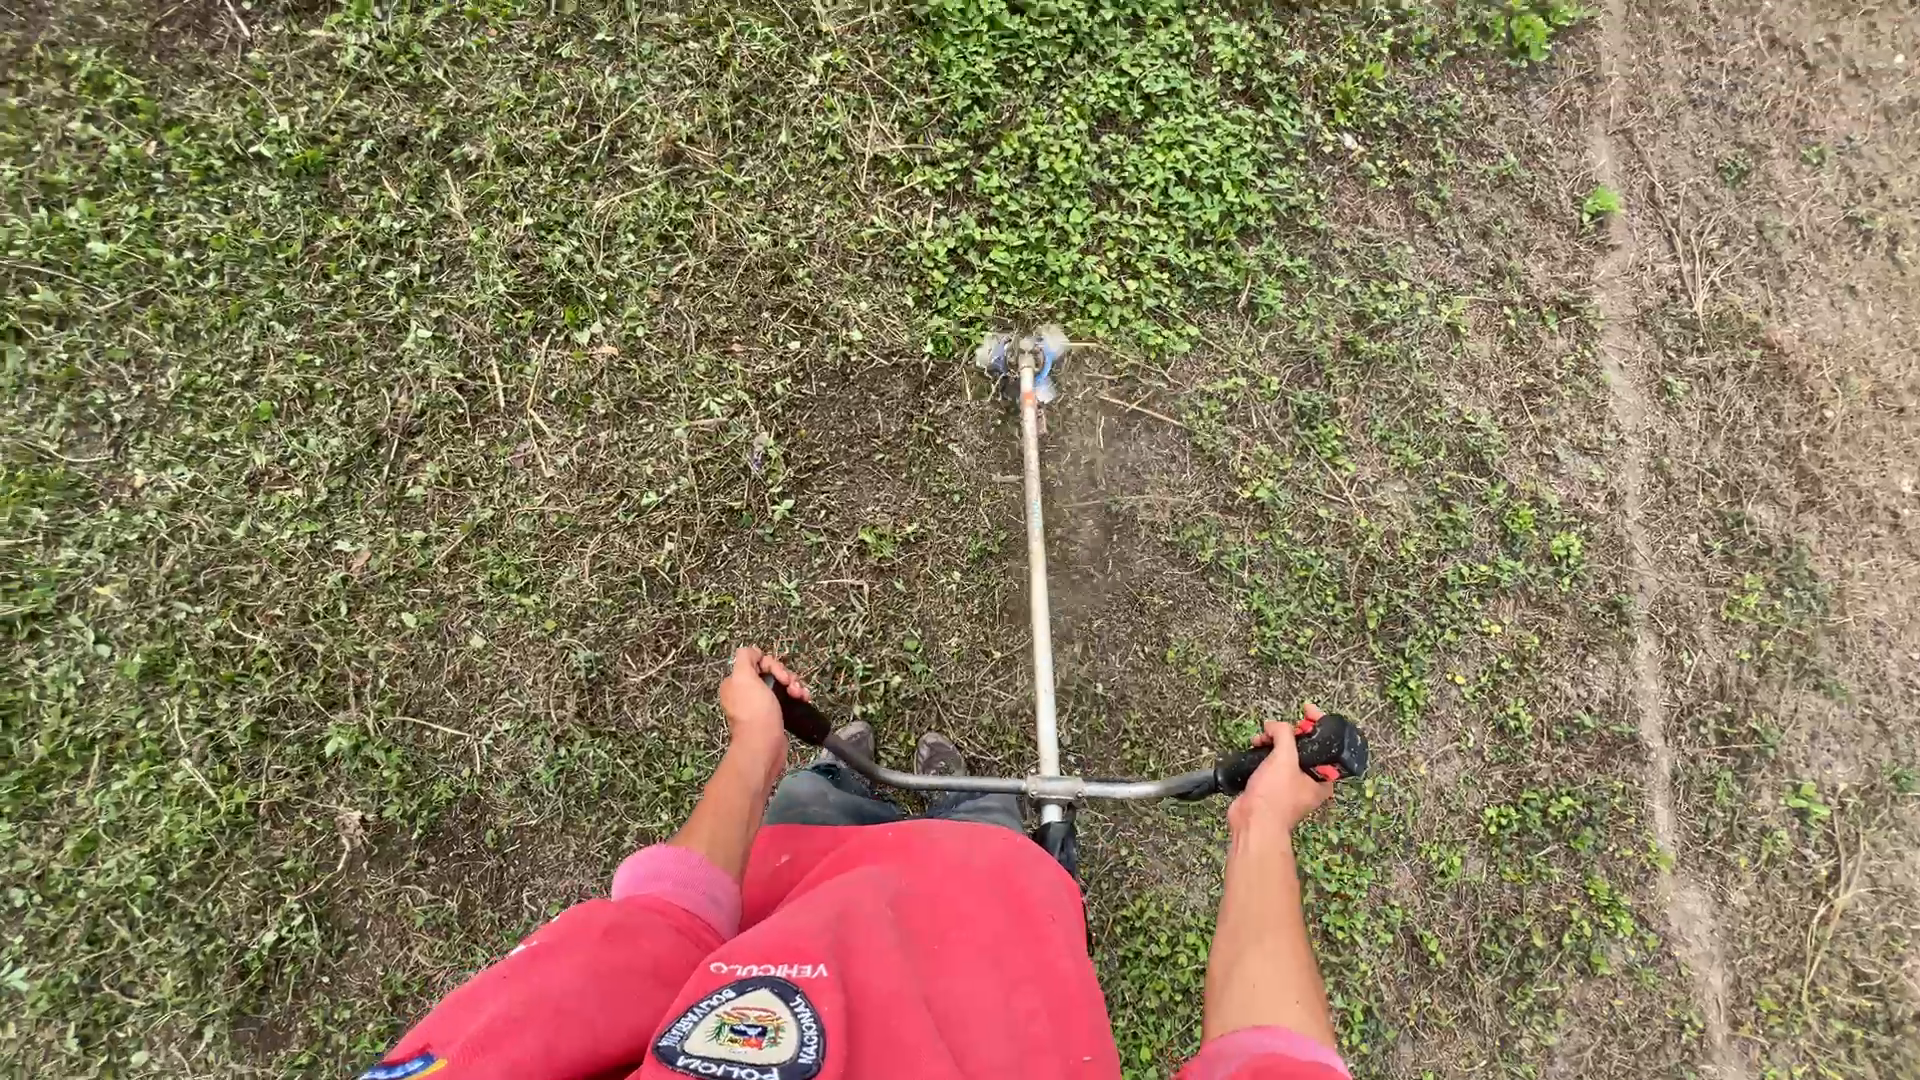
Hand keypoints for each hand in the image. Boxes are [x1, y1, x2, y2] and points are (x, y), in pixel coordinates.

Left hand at [717, 646, 808, 763]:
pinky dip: (796, 695)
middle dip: (786, 676)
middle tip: (790, 685)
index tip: (779, 676)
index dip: (771, 664)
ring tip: (800, 695)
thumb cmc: (755, 711)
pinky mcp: (773, 714)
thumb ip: (745, 657)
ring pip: (781, 684)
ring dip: (794, 685)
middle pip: (771, 672)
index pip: (757, 661)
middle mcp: (746, 692)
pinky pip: (786, 697)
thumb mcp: (744, 677)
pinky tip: (803, 698)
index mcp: (735, 682)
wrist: (764, 744)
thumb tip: (754, 652)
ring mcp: (760, 704)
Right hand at [1226, 703, 1336, 835]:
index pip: (1327, 743)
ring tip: (1260, 738)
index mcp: (1323, 777)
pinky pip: (1271, 761)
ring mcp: (1290, 782)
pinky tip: (1255, 747)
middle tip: (1276, 727)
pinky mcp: (1272, 784)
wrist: (1253, 821)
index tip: (1306, 709)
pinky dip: (1264, 751)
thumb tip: (1275, 726)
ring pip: (1285, 752)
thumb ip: (1285, 735)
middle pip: (1303, 745)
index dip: (1317, 722)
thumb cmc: (1275, 796)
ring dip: (1272, 740)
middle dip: (1288, 732)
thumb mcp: (1285, 759)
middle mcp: (1309, 779)